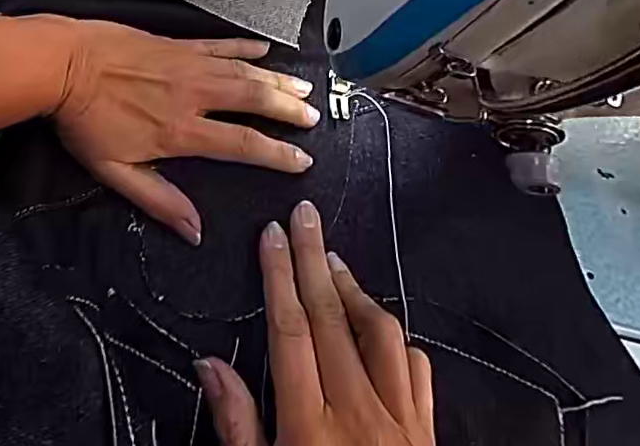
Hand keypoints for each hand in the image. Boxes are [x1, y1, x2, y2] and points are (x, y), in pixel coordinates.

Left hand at [43, 17, 317, 245]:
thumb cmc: (85, 119)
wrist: (66, 63)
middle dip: (289, 111)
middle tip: (313, 117)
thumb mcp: (115, 170)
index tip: (301, 160)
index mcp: (182, 130)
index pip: (243, 144)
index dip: (277, 154)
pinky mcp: (182, 44)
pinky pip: (223, 45)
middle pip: (256, 101)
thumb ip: (159, 199)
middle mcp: (196, 94)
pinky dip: (246, 48)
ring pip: (246, 72)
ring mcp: (191, 65)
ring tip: (303, 89)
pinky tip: (265, 50)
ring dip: (278, 81)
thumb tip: (194, 231)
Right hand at [196, 201, 434, 445]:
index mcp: (311, 428)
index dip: (279, 275)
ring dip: (354, 288)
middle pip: (332, 316)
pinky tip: (383, 328)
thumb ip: (238, 429)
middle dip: (314, 258)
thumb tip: (211, 365)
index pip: (292, 328)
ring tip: (333, 259)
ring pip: (379, 331)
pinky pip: (417, 371)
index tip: (273, 234)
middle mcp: (359, 413)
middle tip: (305, 215)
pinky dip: (398, 341)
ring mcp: (401, 422)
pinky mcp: (428, 436)